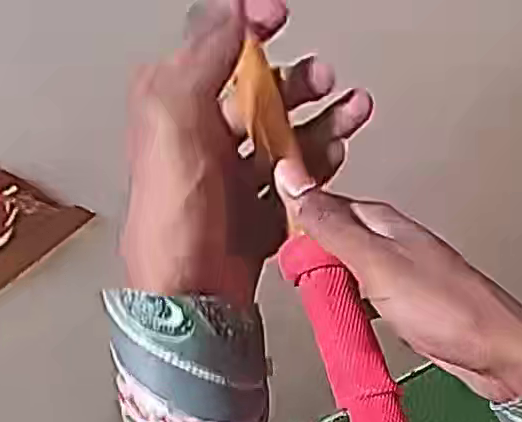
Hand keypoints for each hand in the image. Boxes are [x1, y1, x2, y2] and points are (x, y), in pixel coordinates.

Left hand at [122, 0, 372, 302]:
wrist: (189, 294)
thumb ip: (202, 58)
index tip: (278, 15)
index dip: (249, 27)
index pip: (217, 50)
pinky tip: (337, 158)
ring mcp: (235, 184)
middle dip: (298, 84)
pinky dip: (319, 173)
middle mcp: (206, 144)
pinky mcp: (258, 219)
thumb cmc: (171, 218)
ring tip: (350, 111)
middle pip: (261, 100)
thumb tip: (231, 14)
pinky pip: (295, 188)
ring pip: (286, 143)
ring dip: (322, 124)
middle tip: (326, 78)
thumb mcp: (173, 118)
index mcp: (177, 109)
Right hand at [276, 159, 521, 401]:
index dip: (296, 217)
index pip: (326, 204)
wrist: (494, 354)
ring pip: (351, 271)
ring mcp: (402, 277)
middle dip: (310, 255)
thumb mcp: (378, 264)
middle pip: (336, 238)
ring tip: (312, 300)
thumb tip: (291, 178)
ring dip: (330, 283)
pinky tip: (345, 319)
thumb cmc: (444, 309)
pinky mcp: (409, 308)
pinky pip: (368, 299)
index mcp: (383, 221)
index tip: (270, 240)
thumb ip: (333, 227)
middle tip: (292, 280)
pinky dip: (352, 307)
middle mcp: (392, 243)